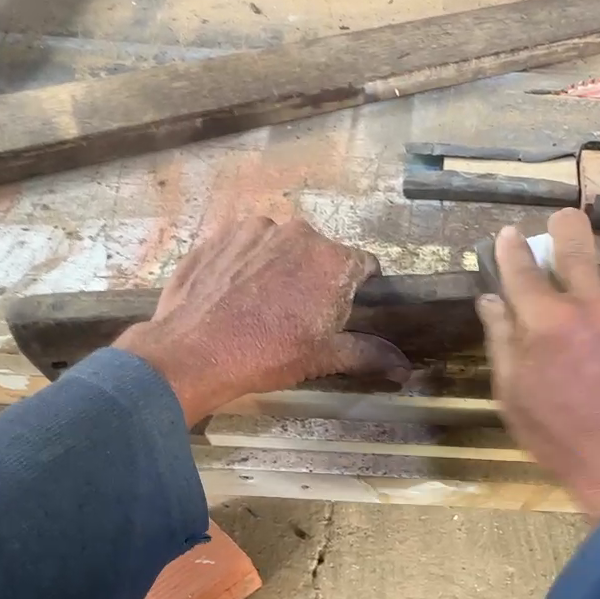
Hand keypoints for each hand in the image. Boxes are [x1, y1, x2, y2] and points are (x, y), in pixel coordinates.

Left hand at [116, 214, 410, 423]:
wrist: (194, 352)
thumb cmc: (268, 354)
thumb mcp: (324, 357)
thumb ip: (369, 354)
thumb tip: (406, 369)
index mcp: (331, 259)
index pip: (363, 265)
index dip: (358, 288)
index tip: (344, 311)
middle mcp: (296, 232)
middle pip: (320, 254)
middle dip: (316, 278)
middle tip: (301, 316)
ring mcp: (252, 229)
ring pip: (280, 248)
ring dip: (280, 270)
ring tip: (264, 307)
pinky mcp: (218, 235)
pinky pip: (245, 248)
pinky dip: (247, 267)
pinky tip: (236, 298)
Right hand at [475, 209, 599, 521]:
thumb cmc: (556, 436)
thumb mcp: (512, 394)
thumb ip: (501, 340)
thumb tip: (491, 300)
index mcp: (546, 322)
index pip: (522, 268)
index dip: (512, 248)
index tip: (511, 236)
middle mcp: (591, 308)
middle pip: (576, 246)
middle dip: (565, 228)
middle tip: (563, 222)